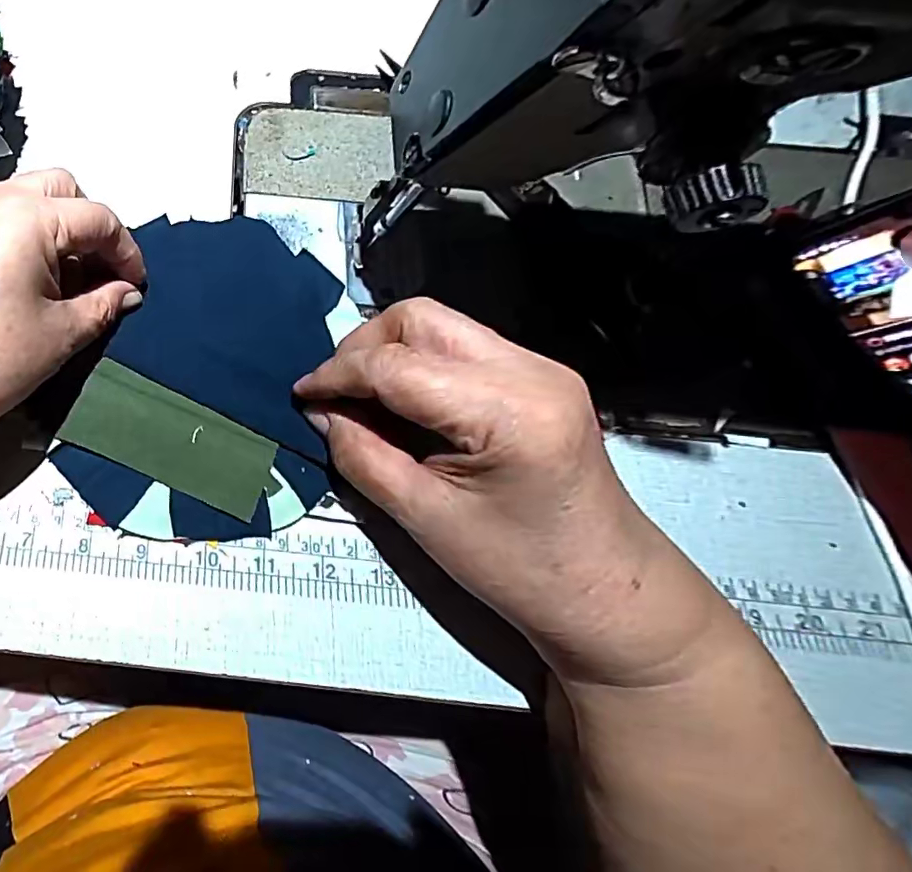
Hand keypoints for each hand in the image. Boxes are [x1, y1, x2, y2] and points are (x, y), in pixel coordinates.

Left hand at [0, 169, 144, 474]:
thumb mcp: (63, 333)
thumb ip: (105, 303)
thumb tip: (125, 293)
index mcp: (26, 217)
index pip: (99, 218)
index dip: (126, 253)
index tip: (134, 284)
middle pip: (65, 191)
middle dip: (93, 229)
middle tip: (106, 274)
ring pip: (35, 200)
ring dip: (64, 232)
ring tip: (76, 285)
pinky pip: (8, 218)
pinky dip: (35, 239)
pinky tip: (44, 284)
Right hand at [294, 299, 731, 688]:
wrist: (607, 593)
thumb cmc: (519, 571)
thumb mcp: (424, 518)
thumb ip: (363, 455)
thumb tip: (322, 411)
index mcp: (508, 408)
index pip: (397, 363)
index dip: (338, 374)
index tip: (303, 395)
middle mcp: (530, 369)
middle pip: (420, 318)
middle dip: (363, 347)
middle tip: (334, 393)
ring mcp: (541, 366)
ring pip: (440, 324)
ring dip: (389, 351)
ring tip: (362, 397)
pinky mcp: (539, 376)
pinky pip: (461, 346)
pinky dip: (418, 363)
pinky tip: (402, 401)